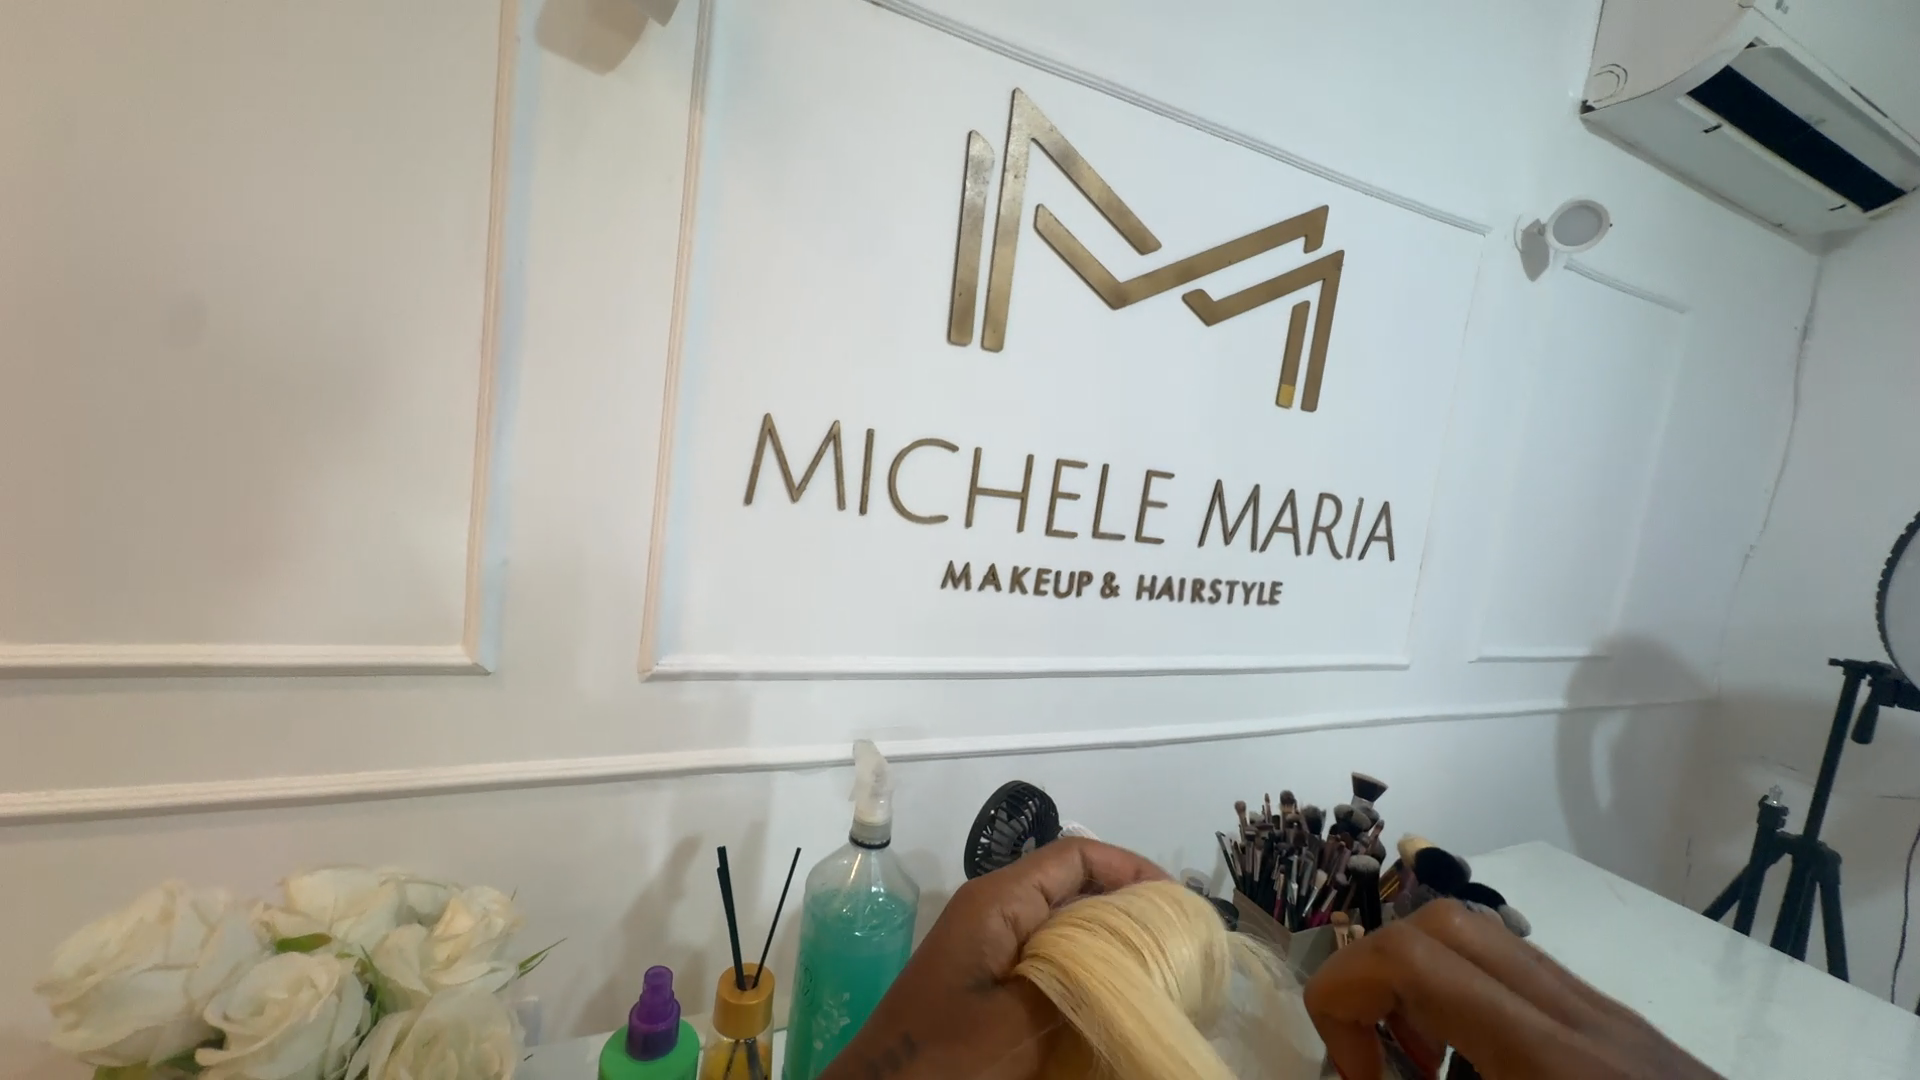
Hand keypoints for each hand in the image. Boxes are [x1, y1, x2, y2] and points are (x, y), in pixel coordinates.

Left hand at [818, 838, 1165, 1079]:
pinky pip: (1046, 951)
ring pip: (1060, 917)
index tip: (1174, 899)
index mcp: (997, 899)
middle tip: (1175, 935)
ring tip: (1157, 961)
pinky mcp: (988, 975)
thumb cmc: (944, 1056)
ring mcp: (989, 940)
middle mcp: (994, 906)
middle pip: (1069, 881)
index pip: (1072, 855)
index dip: (1127, 866)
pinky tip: (1113, 989)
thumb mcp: (1016, 1025)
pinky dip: (1083, 961)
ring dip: (1106, 931)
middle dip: (1124, 899)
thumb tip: (1135, 964)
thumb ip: (1076, 985)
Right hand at [1305, 900, 1722, 1079]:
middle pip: (1441, 925)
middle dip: (1376, 975)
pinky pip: (1517, 973)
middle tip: (1378, 1054)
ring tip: (1423, 1060)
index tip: (1357, 1078)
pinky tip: (1476, 1066)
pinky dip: (1467, 997)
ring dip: (1419, 981)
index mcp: (1560, 1068)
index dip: (1345, 1001)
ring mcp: (1611, 1020)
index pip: (1411, 962)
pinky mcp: (1625, 1033)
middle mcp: (1585, 1021)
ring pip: (1480, 937)